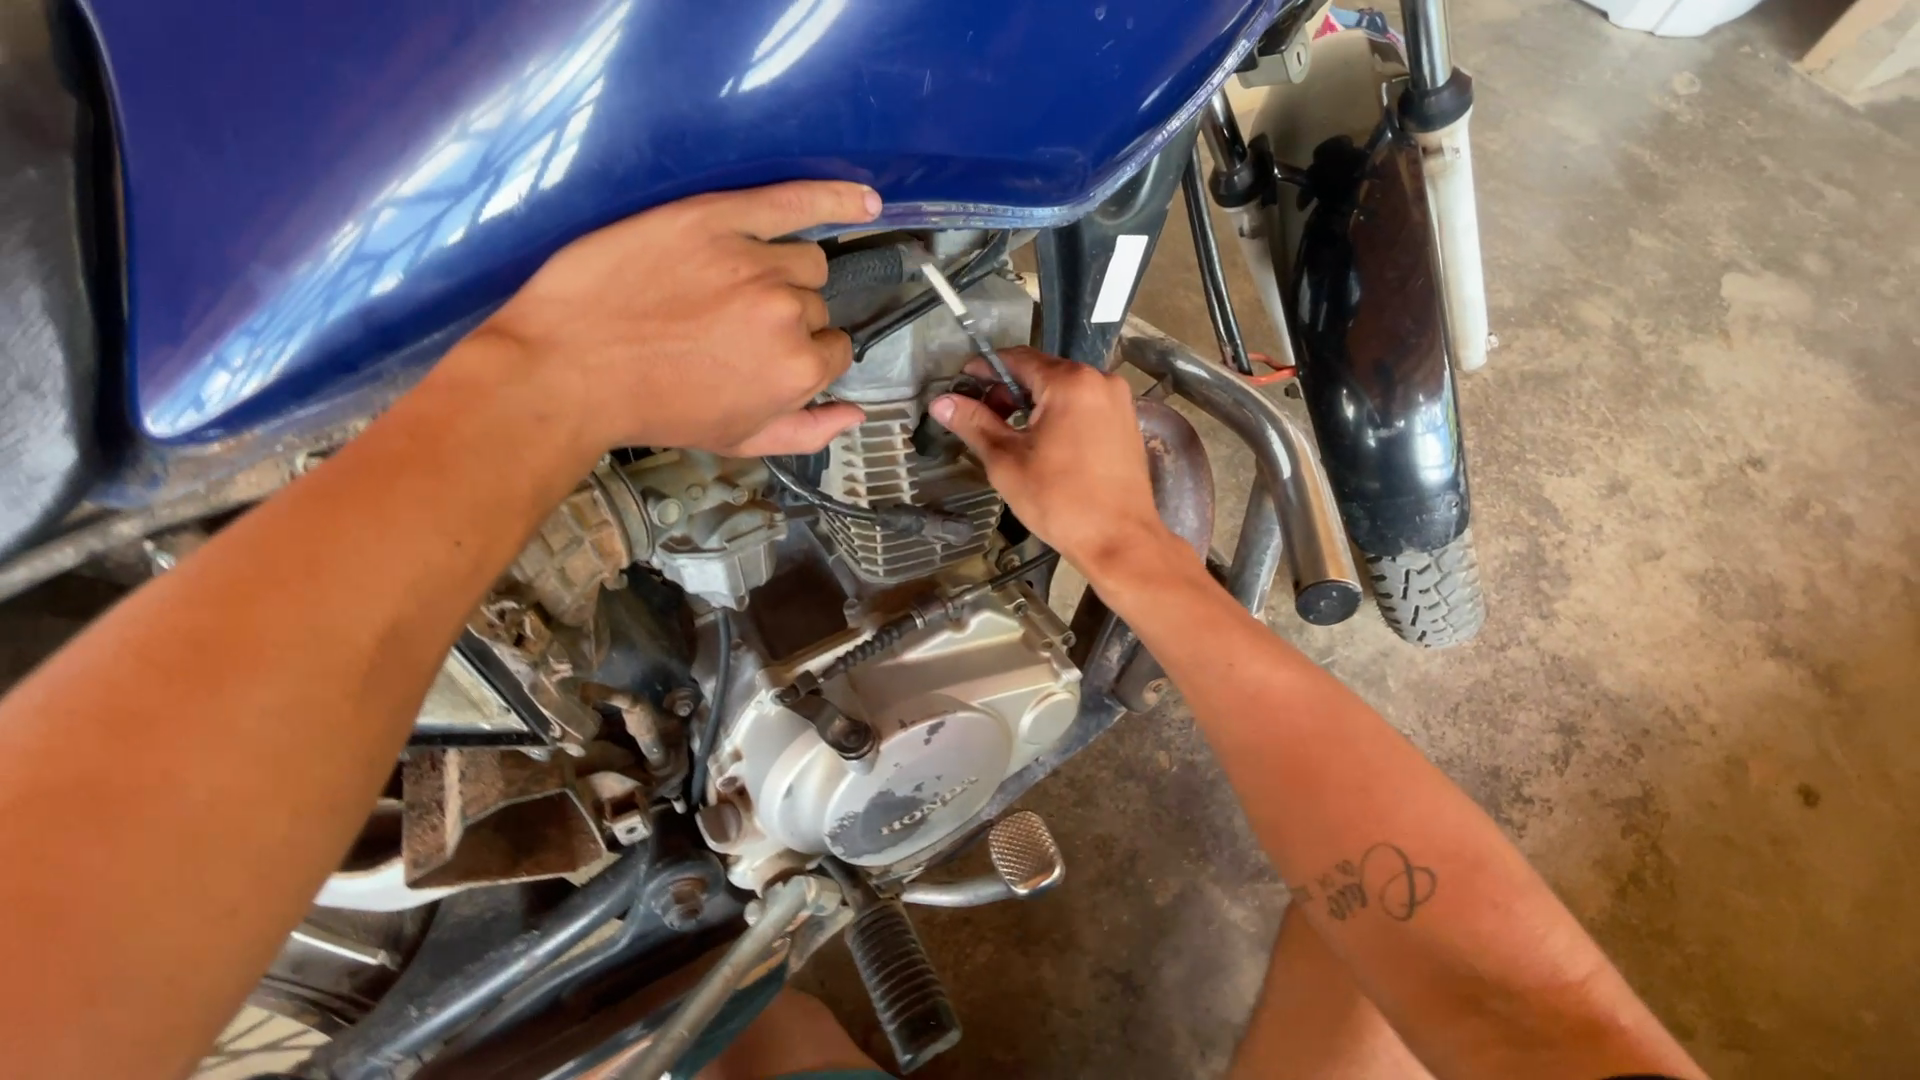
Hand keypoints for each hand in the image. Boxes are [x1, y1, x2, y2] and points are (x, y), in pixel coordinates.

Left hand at [472, 180, 881, 455]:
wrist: (569, 368)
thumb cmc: (653, 411)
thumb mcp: (737, 441)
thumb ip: (808, 431)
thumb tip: (858, 414)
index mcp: (797, 370)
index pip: (835, 350)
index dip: (805, 357)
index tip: (769, 358)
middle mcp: (788, 313)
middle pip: (817, 305)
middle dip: (789, 320)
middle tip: (734, 330)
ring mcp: (754, 261)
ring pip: (804, 260)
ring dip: (784, 275)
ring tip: (736, 288)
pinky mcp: (716, 218)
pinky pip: (792, 201)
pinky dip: (835, 198)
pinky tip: (866, 200)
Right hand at [930, 348, 1177, 573]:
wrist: (1120, 540)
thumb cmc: (1060, 501)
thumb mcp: (1007, 461)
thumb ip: (974, 424)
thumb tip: (941, 402)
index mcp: (1070, 382)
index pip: (1018, 358)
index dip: (986, 368)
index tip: (963, 383)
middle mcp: (1100, 381)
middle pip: (1042, 372)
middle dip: (1008, 390)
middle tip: (982, 417)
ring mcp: (1119, 402)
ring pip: (1064, 390)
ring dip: (1033, 404)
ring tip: (1009, 435)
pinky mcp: (1127, 424)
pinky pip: (1085, 406)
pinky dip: (1059, 415)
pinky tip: (1043, 443)